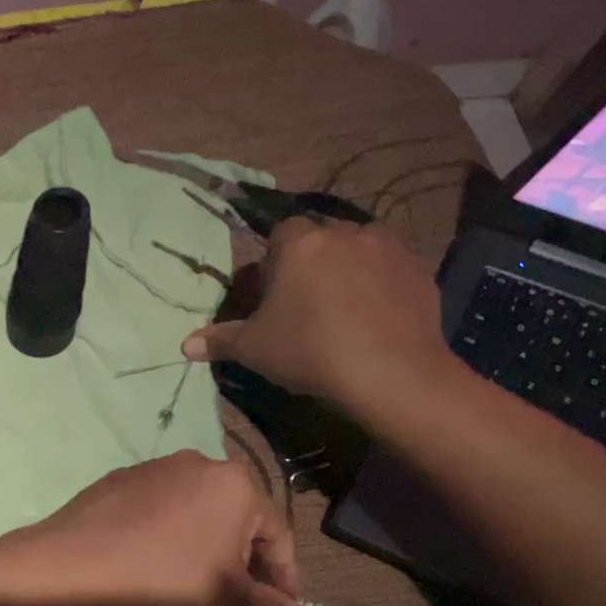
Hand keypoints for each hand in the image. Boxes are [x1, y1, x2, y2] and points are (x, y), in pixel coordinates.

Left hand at [0, 452, 303, 605]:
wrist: (73, 563)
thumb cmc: (162, 577)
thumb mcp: (224, 599)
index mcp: (238, 482)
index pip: (277, 537)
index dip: (284, 580)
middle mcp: (200, 462)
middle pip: (239, 520)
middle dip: (244, 561)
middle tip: (241, 600)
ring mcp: (155, 467)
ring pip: (199, 513)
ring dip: (206, 546)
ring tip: (198, 584)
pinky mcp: (119, 480)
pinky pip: (161, 510)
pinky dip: (170, 536)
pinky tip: (156, 563)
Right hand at [182, 219, 459, 414]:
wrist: (391, 373)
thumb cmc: (310, 351)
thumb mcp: (254, 349)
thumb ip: (220, 340)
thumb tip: (185, 345)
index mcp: (301, 244)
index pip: (280, 232)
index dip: (273, 260)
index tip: (271, 292)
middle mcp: (346, 233)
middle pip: (321, 237)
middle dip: (311, 261)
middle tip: (302, 303)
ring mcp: (389, 249)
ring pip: (358, 250)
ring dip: (346, 270)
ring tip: (340, 310)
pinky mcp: (419, 270)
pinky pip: (389, 271)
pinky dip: (378, 287)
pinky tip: (371, 320)